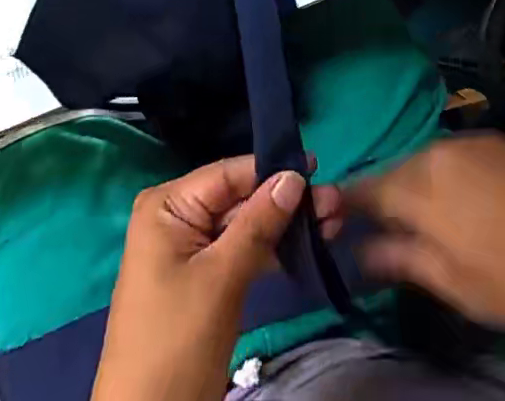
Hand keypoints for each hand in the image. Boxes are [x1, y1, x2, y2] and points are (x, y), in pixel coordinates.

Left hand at [92, 156, 343, 400]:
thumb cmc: (177, 339)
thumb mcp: (220, 277)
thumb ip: (258, 223)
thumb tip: (294, 176)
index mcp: (168, 205)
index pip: (227, 174)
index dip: (272, 168)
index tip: (319, 166)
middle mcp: (177, 216)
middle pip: (239, 197)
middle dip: (286, 200)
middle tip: (336, 203)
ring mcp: (191, 247)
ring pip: (246, 223)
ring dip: (286, 224)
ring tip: (333, 222)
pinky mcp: (205, 275)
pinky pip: (242, 249)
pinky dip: (274, 249)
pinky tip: (309, 246)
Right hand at [346, 135, 504, 400]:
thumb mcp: (456, 285)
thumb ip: (399, 259)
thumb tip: (357, 250)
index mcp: (420, 182)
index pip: (361, 188)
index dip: (341, 207)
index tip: (331, 228)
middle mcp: (439, 149)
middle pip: (392, 173)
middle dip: (380, 202)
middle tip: (382, 238)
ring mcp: (474, 141)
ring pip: (424, 164)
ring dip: (414, 191)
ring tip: (427, 228)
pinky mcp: (504, 143)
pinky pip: (455, 158)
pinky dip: (446, 181)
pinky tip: (468, 210)